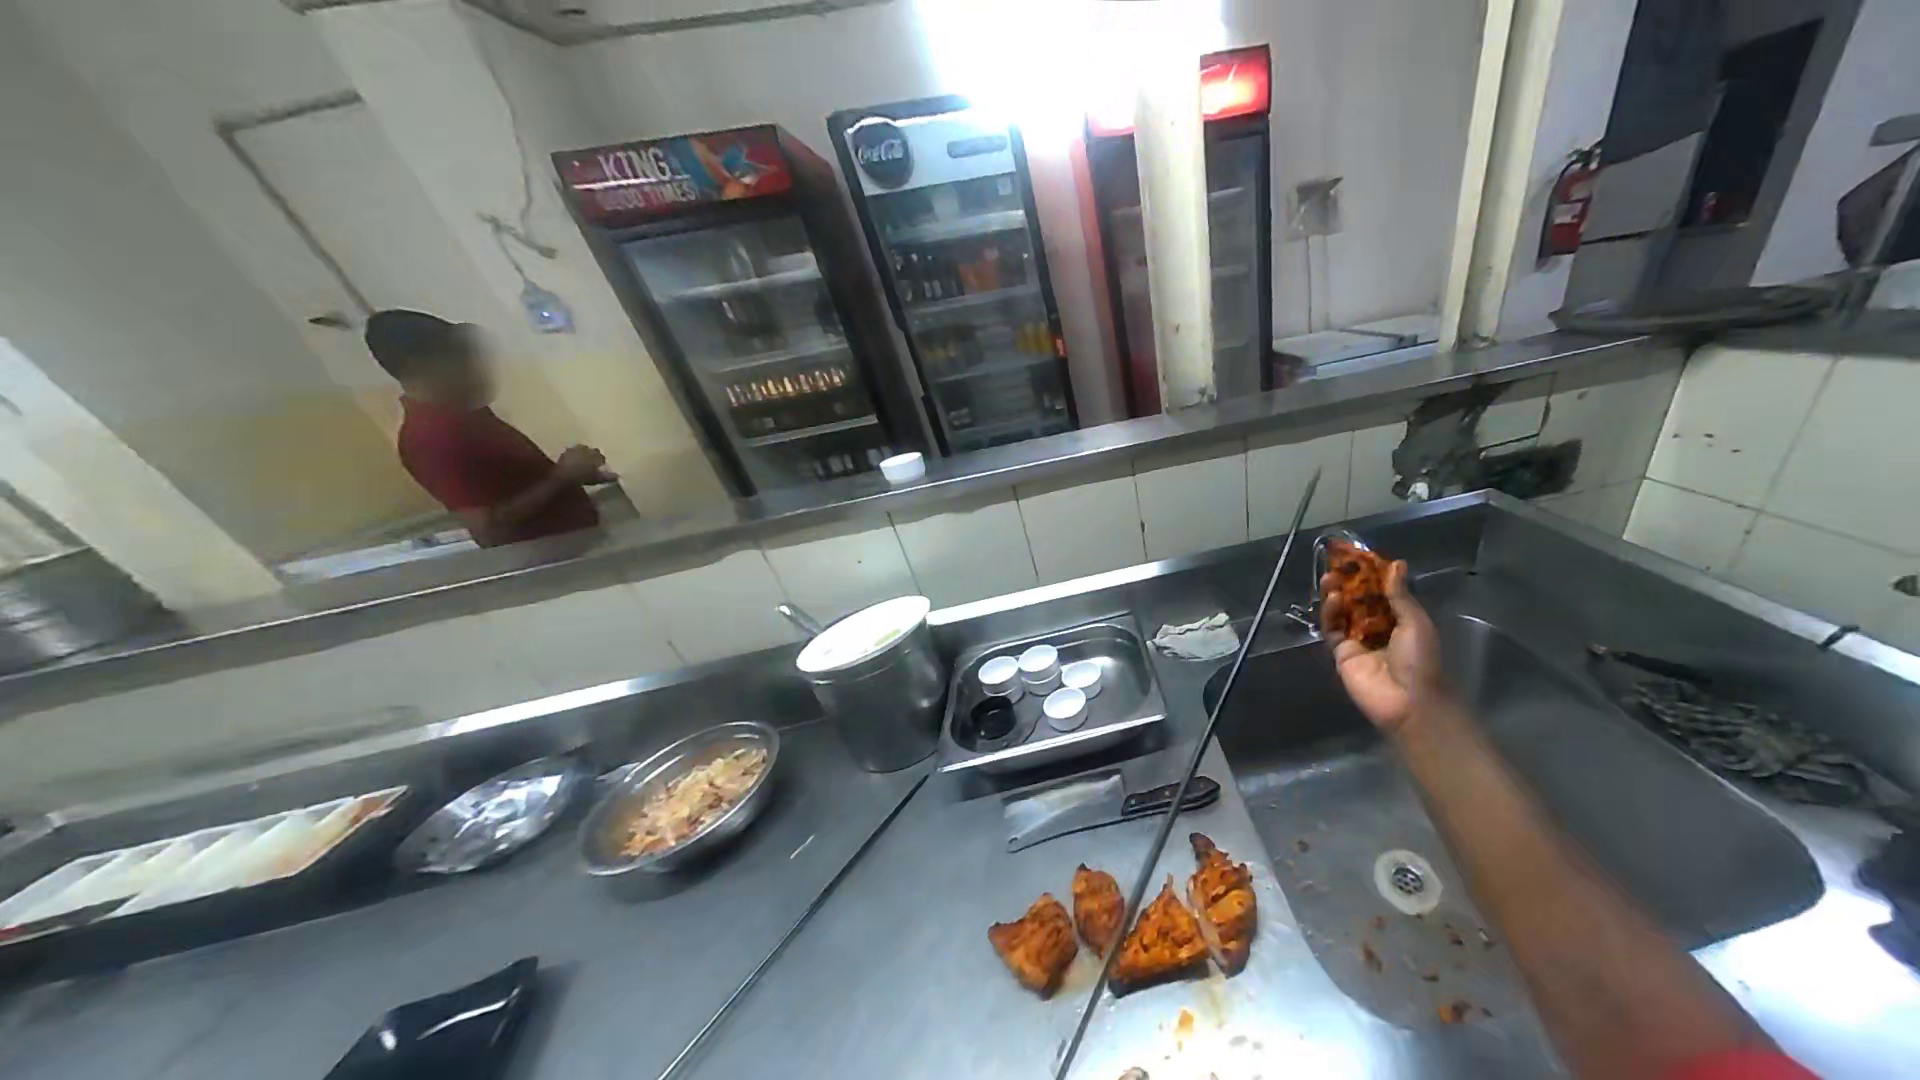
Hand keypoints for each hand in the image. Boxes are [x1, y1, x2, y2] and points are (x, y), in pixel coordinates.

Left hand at [554, 444, 605, 483]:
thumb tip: (618, 477)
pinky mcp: (564, 453)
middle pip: (590, 450)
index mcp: (595, 455)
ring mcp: (574, 450)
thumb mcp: (598, 478)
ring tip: (581, 459)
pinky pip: (570, 451)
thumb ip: (608, 476)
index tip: (601, 464)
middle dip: (592, 454)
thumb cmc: (585, 477)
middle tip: (591, 461)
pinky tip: (571, 459)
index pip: (600, 456)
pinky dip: (571, 454)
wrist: (566, 475)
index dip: (601, 460)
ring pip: (580, 448)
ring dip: (582, 452)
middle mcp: (586, 450)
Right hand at [1321, 560, 1445, 734]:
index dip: (1370, 575)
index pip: (1381, 592)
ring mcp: (1357, 640)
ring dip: (1336, 593)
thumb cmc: (1420, 660)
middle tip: (1337, 564)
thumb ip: (1399, 595)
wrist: (1408, 701)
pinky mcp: (1340, 652)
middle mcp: (1377, 627)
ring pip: (1342, 611)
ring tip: (1330, 577)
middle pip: (1358, 600)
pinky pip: (1332, 629)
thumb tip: (1395, 564)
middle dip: (1348, 582)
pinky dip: (1330, 613)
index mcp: (1400, 620)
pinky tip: (1332, 598)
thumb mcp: (1415, 622)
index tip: (1359, 557)